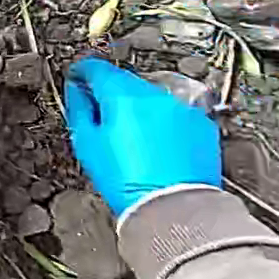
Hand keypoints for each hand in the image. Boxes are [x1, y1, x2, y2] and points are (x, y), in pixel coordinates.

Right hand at [63, 58, 221, 215]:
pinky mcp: (200, 124)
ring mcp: (180, 107)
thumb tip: (77, 91)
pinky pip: (175, 115)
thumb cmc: (128, 182)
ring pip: (151, 99)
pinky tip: (157, 149)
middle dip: (113, 96)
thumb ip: (79, 109)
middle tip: (103, 120)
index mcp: (123, 95)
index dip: (84, 72)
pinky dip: (165, 125)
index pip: (97, 69)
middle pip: (125, 83)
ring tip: (133, 143)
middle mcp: (154, 94)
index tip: (79, 78)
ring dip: (139, 111)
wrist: (174, 210)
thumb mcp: (88, 145)